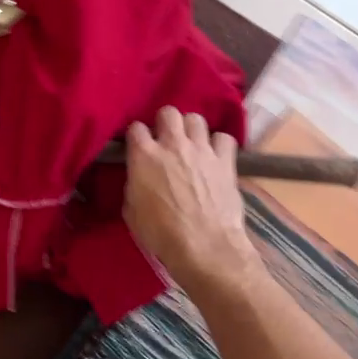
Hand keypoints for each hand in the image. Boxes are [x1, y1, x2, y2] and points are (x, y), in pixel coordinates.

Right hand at [123, 107, 261, 294]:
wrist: (203, 246)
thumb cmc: (160, 234)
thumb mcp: (132, 211)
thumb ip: (134, 185)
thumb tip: (139, 178)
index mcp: (144, 156)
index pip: (136, 128)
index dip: (137, 137)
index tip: (139, 147)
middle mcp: (173, 145)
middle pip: (168, 113)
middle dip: (165, 123)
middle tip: (166, 140)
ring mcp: (201, 150)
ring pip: (196, 119)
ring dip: (191, 130)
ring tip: (191, 144)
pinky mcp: (225, 161)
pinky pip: (224, 138)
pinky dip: (218, 144)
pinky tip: (215, 155)